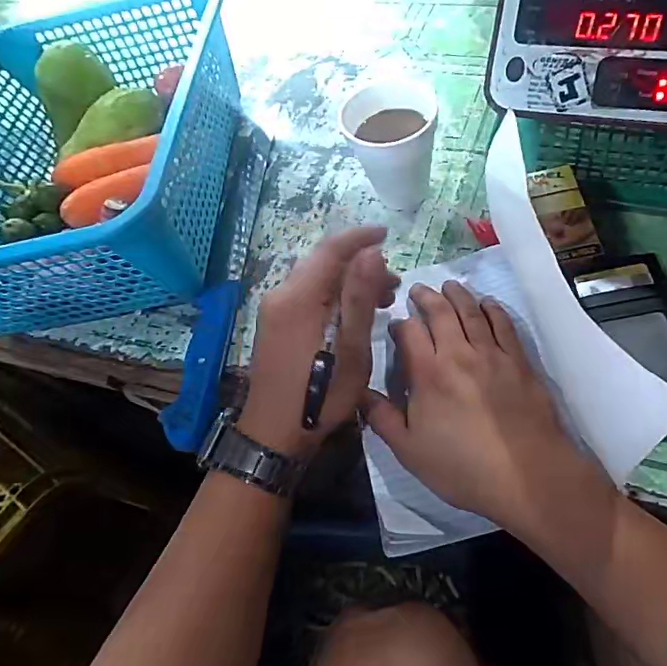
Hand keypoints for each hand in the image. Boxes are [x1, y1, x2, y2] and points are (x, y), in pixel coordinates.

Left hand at [240, 227, 399, 459]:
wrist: (273, 432)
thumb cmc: (319, 395)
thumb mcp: (350, 349)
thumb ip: (360, 297)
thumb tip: (372, 252)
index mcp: (299, 297)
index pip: (331, 250)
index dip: (360, 237)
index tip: (386, 233)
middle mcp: (281, 295)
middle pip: (322, 263)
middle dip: (359, 264)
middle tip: (393, 283)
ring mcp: (274, 310)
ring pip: (315, 280)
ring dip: (348, 282)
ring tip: (381, 300)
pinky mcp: (275, 324)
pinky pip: (307, 296)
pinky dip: (333, 296)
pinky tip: (353, 314)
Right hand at [362, 282, 612, 539]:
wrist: (528, 475)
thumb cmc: (463, 468)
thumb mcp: (409, 451)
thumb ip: (382, 418)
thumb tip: (358, 392)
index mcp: (428, 374)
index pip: (409, 333)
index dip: (400, 324)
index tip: (396, 324)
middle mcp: (459, 354)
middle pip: (441, 313)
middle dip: (427, 297)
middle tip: (419, 290)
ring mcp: (493, 354)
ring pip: (472, 312)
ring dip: (459, 295)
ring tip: (450, 286)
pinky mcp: (520, 361)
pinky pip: (504, 325)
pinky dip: (493, 309)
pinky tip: (488, 302)